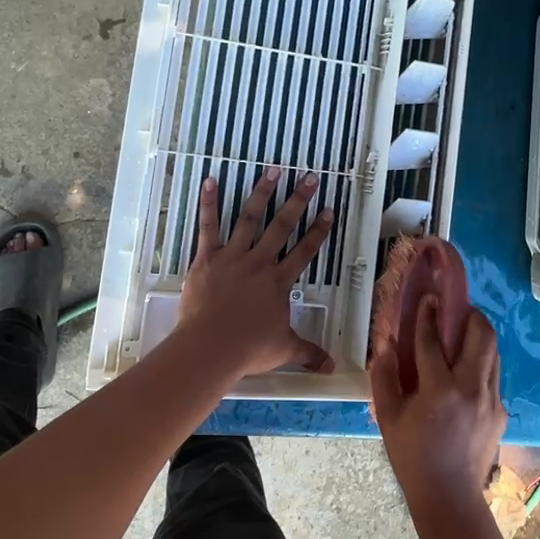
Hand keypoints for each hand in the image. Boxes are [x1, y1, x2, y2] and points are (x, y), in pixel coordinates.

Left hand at [178, 168, 335, 377]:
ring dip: (261, 193)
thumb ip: (307, 354)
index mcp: (278, 282)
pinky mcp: (207, 257)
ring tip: (272, 170)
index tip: (328, 211)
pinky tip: (209, 180)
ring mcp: (232, 257)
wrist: (211, 347)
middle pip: (282, 226)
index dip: (318, 231)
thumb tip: (332, 368)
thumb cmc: (248, 349)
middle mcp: (259, 262)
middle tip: (309, 177)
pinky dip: (208, 203)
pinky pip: (208, 226)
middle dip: (298, 201)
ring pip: (249, 219)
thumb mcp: (283, 350)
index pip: (304, 251)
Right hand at [370, 294, 505, 504]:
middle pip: (482, 335)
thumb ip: (384, 377)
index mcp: (439, 390)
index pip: (434, 340)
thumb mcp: (389, 418)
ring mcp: (491, 400)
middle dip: (471, 315)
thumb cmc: (412, 458)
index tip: (429, 297)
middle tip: (458, 311)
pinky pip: (494, 376)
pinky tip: (468, 372)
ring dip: (480, 337)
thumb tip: (385, 345)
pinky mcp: (501, 412)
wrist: (449, 498)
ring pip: (494, 352)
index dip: (429, 315)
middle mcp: (471, 388)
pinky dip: (482, 364)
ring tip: (465, 335)